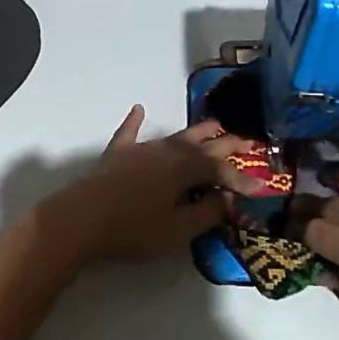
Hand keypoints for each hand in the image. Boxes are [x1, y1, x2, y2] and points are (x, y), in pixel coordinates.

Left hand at [35, 105, 261, 265]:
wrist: (79, 221)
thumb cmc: (133, 229)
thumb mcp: (178, 230)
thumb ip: (206, 214)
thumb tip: (226, 201)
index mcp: (185, 169)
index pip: (220, 172)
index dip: (240, 181)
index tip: (259, 189)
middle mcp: (167, 152)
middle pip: (203, 146)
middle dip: (227, 145)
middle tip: (248, 141)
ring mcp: (141, 150)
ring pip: (175, 137)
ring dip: (197, 132)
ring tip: (214, 124)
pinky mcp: (117, 155)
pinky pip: (129, 133)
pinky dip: (135, 122)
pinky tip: (138, 109)